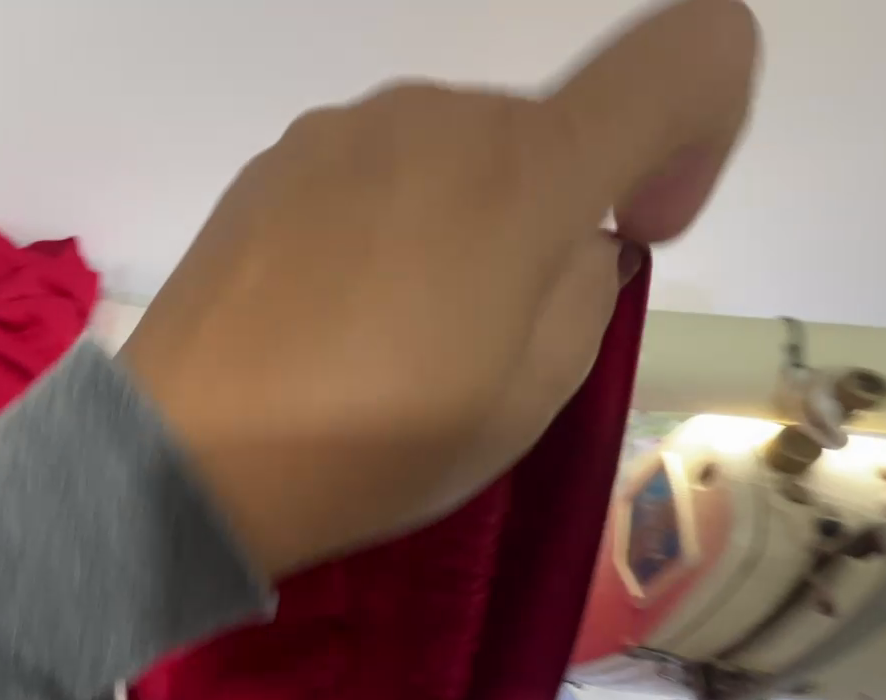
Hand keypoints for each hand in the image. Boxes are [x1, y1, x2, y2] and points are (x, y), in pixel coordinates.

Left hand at [125, 0, 758, 577]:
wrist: (185, 461)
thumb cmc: (360, 452)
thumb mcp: (521, 405)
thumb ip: (583, 292)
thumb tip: (564, 243)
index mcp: (519, 170)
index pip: (689, 51)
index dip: (700, 131)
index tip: (635, 228)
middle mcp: (425, 118)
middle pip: (535, 132)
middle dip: (537, 216)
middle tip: (470, 335)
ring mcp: (327, 137)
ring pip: (440, 157)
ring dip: (449, 225)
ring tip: (379, 336)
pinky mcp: (258, 173)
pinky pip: (358, 179)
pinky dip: (373, 227)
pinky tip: (318, 314)